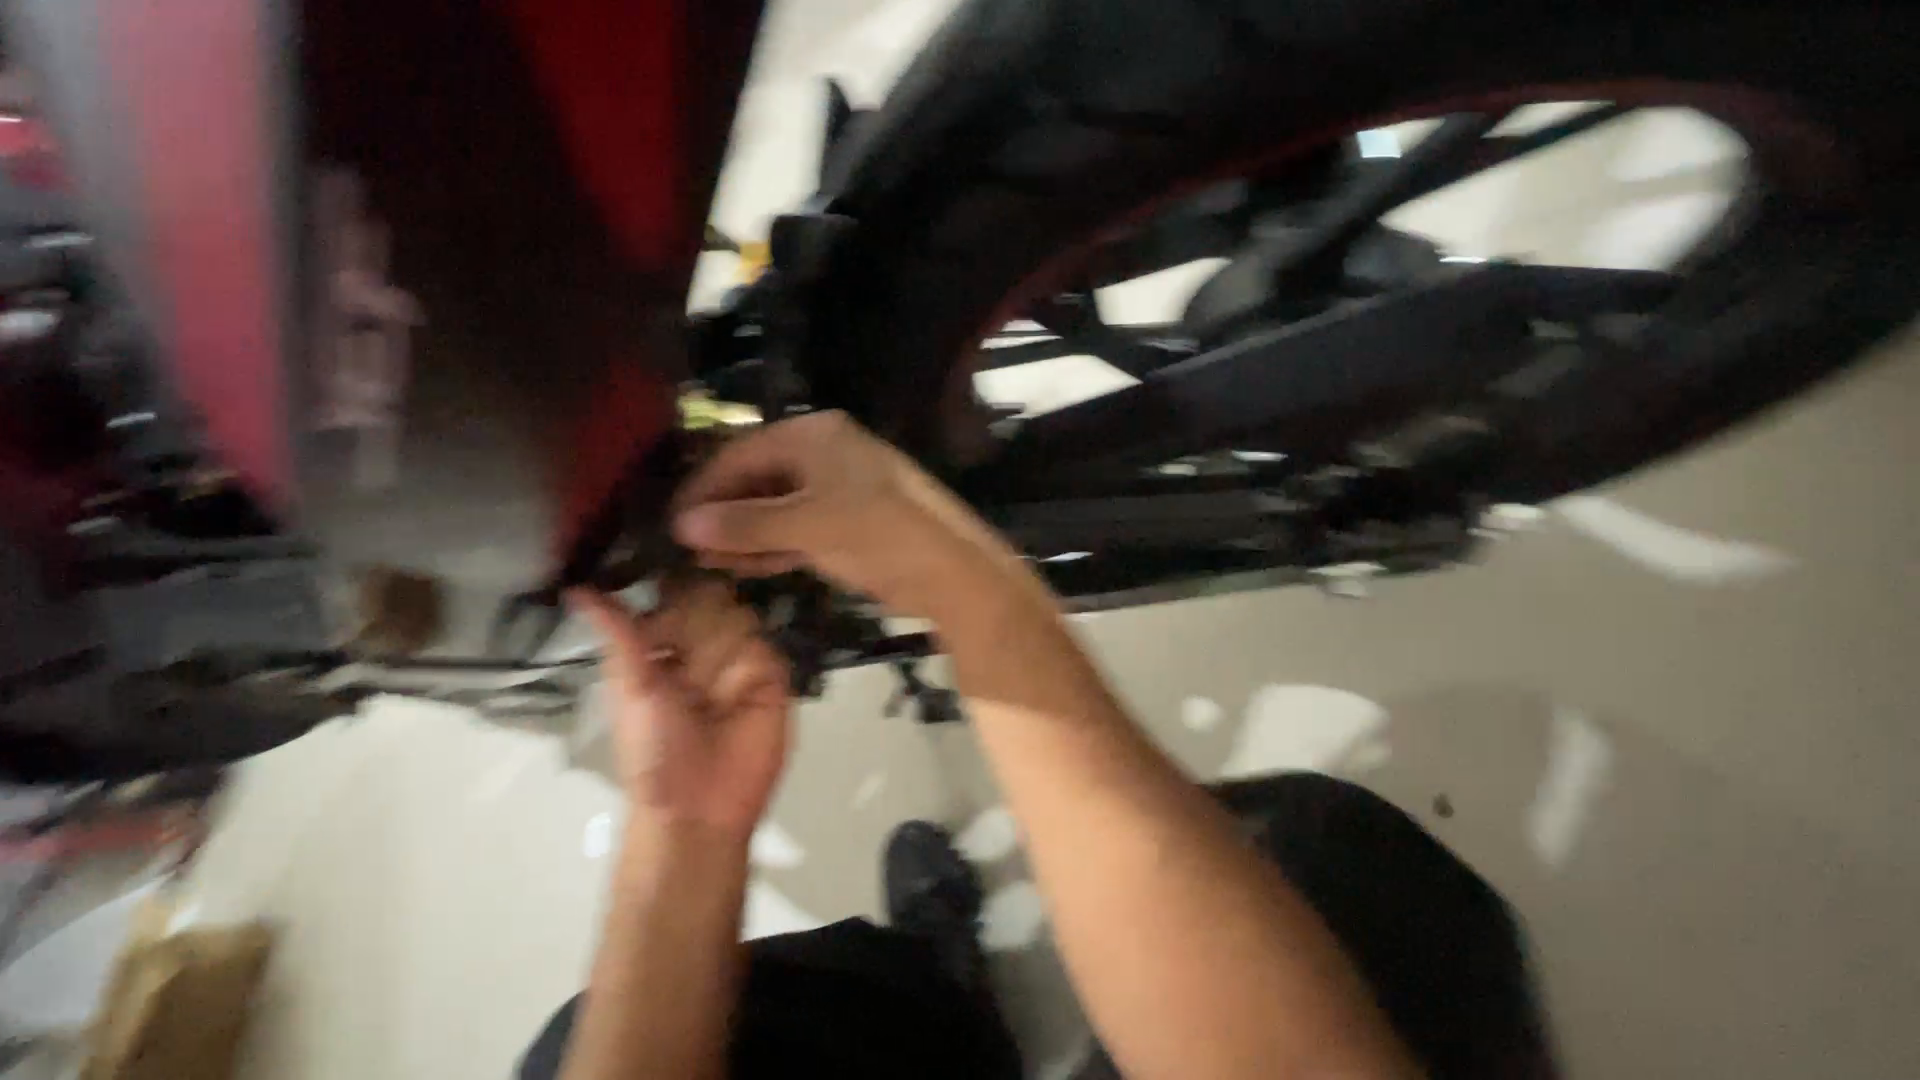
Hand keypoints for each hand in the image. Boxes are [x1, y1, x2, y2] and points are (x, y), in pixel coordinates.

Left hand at [570, 580, 790, 836]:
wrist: (697, 807)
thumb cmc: (652, 749)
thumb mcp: (630, 686)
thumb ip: (618, 630)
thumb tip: (576, 587)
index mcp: (668, 643)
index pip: (678, 591)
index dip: (674, 589)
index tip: (665, 590)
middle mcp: (708, 645)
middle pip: (713, 596)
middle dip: (695, 626)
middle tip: (682, 671)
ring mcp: (743, 659)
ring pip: (740, 618)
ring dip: (716, 656)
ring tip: (706, 697)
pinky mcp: (774, 678)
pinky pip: (765, 648)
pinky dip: (745, 670)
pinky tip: (733, 697)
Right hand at [671, 411, 1013, 616]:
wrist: (952, 571)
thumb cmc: (879, 533)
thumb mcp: (809, 525)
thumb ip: (746, 523)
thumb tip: (682, 523)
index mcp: (815, 435)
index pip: (740, 453)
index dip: (704, 488)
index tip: (672, 522)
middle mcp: (823, 453)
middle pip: (756, 478)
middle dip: (724, 513)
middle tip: (687, 549)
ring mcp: (837, 489)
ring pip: (776, 506)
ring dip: (745, 534)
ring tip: (709, 564)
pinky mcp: (847, 523)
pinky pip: (797, 528)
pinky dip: (772, 545)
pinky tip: (745, 566)